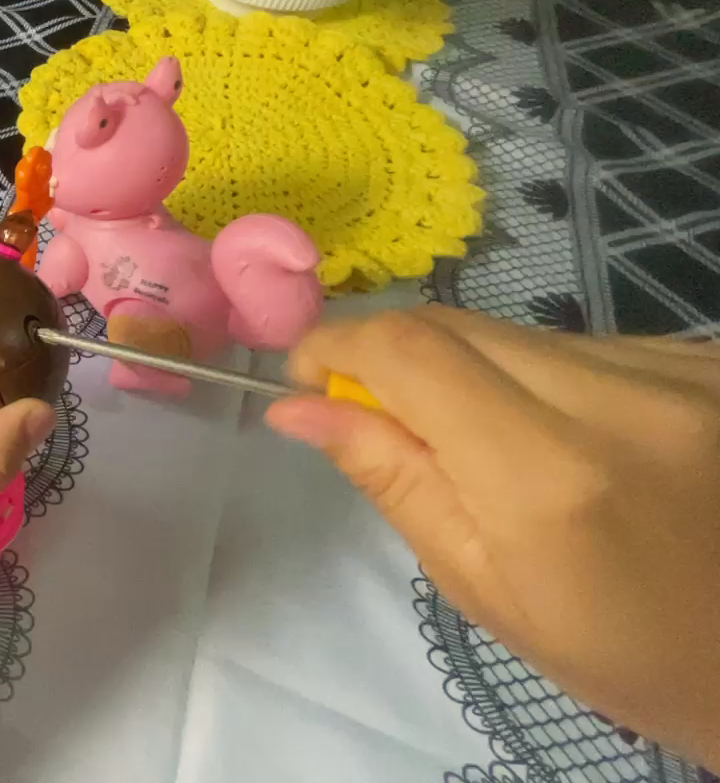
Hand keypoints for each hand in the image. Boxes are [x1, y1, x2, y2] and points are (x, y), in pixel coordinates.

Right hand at [265, 305, 719, 764]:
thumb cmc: (629, 649)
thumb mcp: (481, 581)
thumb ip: (388, 476)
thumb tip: (296, 407)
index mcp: (550, 471)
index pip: (405, 350)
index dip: (333, 345)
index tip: (307, 380)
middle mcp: (626, 399)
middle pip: (446, 325)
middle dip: (384, 357)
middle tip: (383, 416)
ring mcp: (687, 373)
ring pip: (504, 331)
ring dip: (460, 368)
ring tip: (490, 439)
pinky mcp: (715, 362)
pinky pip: (570, 341)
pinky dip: (529, 373)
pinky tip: (566, 430)